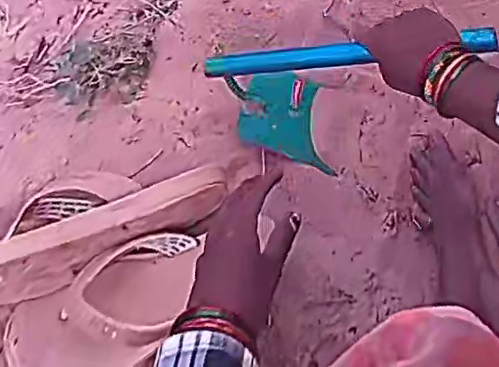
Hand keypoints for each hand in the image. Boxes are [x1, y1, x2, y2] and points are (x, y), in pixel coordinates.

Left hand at [187, 168, 300, 337]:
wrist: (215, 327)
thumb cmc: (248, 297)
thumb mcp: (271, 268)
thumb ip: (282, 238)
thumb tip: (293, 216)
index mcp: (240, 225)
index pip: (254, 192)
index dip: (267, 179)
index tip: (278, 171)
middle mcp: (222, 226)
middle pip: (236, 196)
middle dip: (251, 184)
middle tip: (265, 179)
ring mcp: (210, 240)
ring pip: (225, 208)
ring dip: (238, 198)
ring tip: (250, 195)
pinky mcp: (205, 254)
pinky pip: (218, 223)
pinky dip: (229, 214)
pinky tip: (234, 223)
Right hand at [359, 8, 462, 97]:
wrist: (444, 69)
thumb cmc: (417, 78)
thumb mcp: (391, 78)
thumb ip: (384, 63)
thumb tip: (387, 59)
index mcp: (375, 39)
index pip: (361, 35)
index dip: (367, 41)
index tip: (371, 46)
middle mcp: (388, 23)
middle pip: (387, 28)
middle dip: (393, 38)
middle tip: (405, 55)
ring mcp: (407, 16)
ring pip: (406, 22)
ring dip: (411, 32)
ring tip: (424, 51)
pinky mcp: (426, 13)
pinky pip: (422, 19)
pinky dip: (426, 27)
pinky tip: (433, 43)